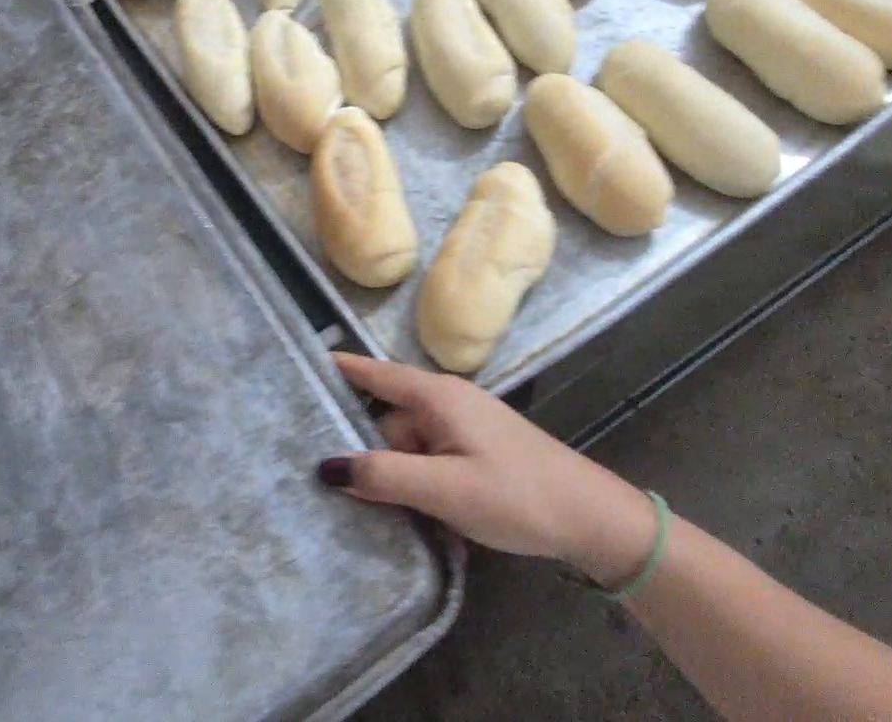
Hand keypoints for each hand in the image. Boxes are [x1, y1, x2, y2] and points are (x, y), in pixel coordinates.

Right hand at [320, 352, 659, 585]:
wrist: (589, 518)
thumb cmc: (516, 494)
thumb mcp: (444, 488)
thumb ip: (385, 475)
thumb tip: (328, 466)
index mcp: (438, 397)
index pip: (376, 373)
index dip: (341, 368)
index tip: (301, 366)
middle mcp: (448, 404)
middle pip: (388, 421)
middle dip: (367, 454)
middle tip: (327, 489)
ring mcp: (464, 429)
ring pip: (409, 449)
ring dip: (398, 482)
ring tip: (377, 519)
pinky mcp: (476, 453)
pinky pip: (432, 465)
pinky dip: (423, 490)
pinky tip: (423, 524)